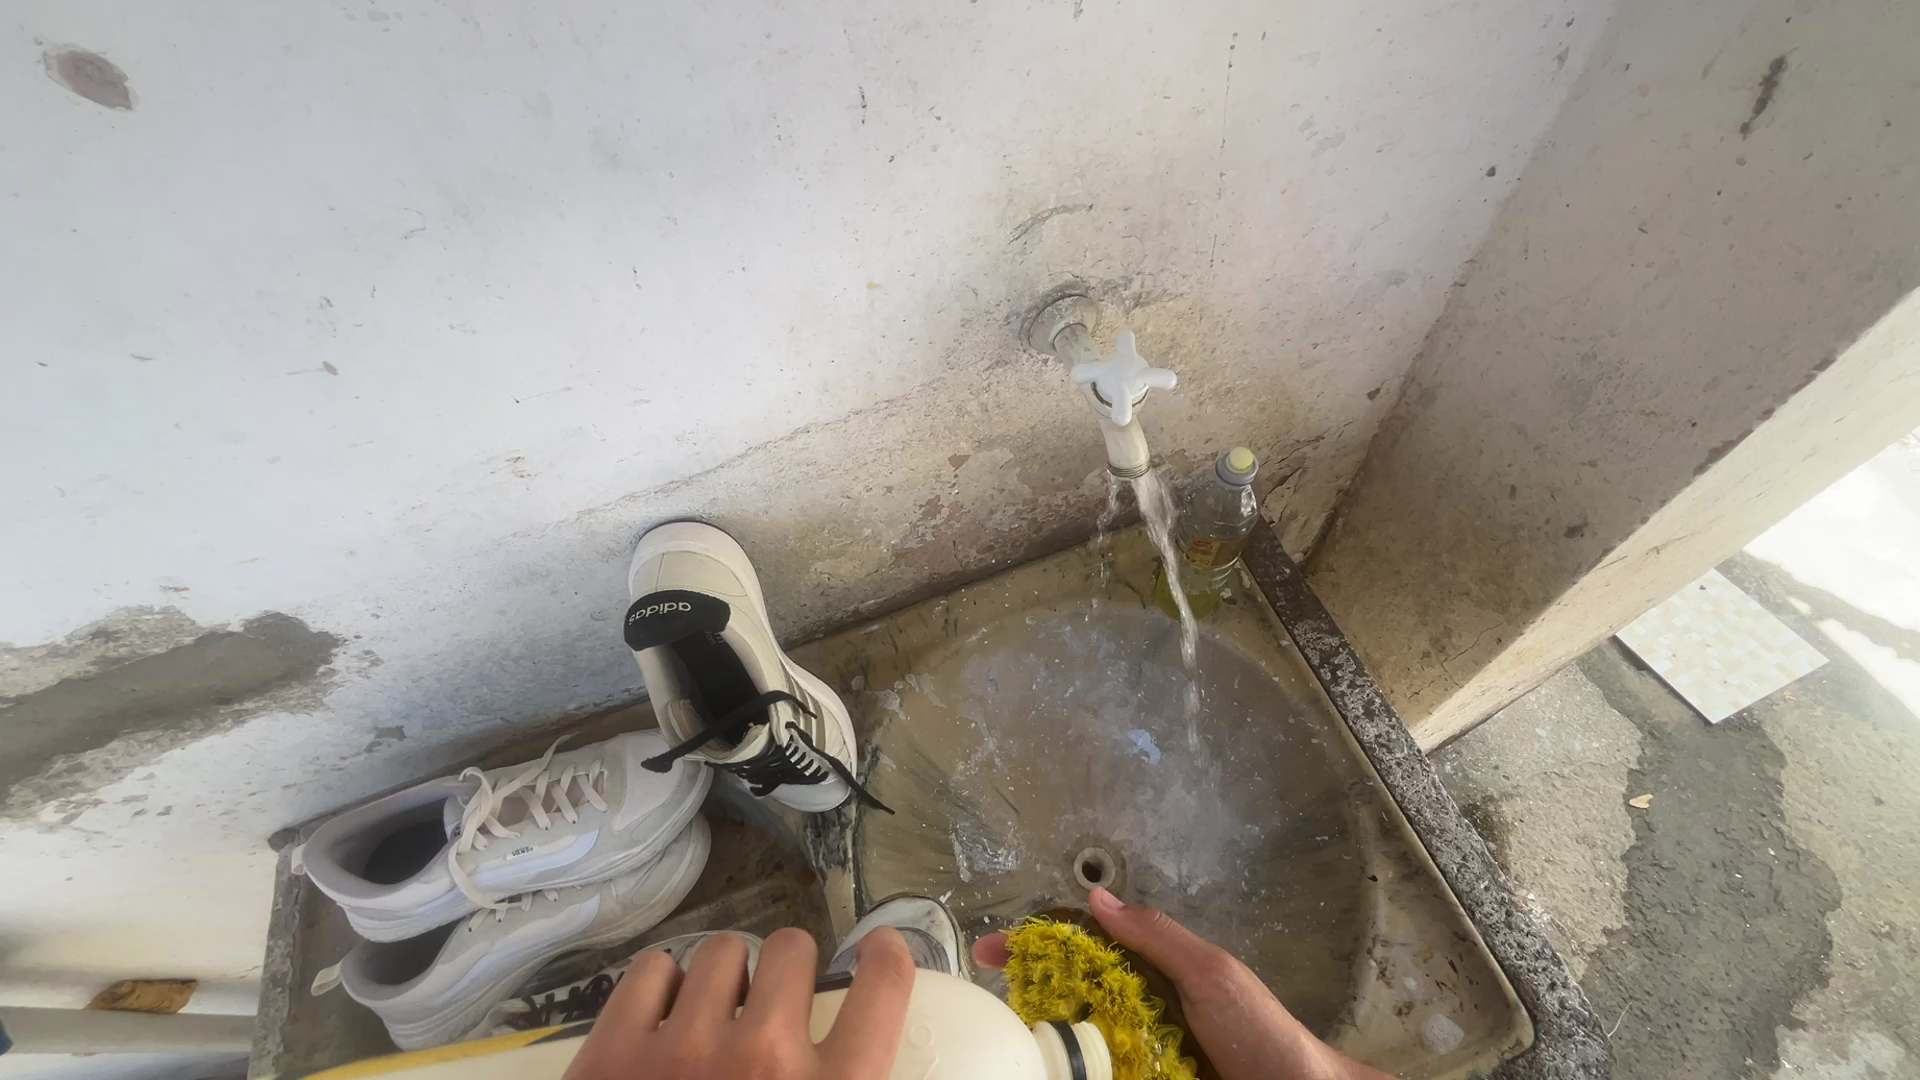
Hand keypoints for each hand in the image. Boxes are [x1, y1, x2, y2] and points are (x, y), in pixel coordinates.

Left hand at [564, 926, 914, 1079]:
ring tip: (712, 1025)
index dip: (884, 956)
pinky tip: (661, 1029)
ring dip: (725, 982)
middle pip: (792, 948)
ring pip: (723, 950)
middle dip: (787, 975)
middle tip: (771, 1015)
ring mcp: (683, 1051)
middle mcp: (764, 1058)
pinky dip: (661, 991)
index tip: (875, 951)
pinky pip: (653, 969)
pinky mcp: (608, 1057)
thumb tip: (862, 1074)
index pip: (883, 985)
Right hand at [973, 888, 1394, 1079]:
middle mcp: (1135, 1005)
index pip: (1079, 944)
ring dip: (1041, 1032)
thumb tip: (1096, 896)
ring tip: (1004, 1042)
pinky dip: (1070, 1063)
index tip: (990, 950)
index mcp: (1146, 968)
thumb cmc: (1259, 1032)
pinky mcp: (1137, 1074)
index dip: (1034, 941)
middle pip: (1068, 990)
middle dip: (1024, 990)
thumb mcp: (1211, 973)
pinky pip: (1097, 1068)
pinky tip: (1042, 1064)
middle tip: (988, 1009)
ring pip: (1078, 1036)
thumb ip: (1157, 935)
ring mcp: (1137, 1051)